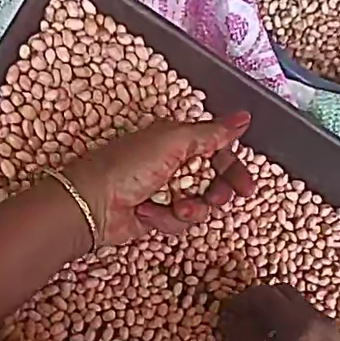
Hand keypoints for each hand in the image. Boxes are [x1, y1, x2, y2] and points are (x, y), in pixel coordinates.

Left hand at [63, 112, 255, 245]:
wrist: (94, 204)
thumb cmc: (127, 167)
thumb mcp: (174, 142)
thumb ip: (212, 133)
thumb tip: (243, 118)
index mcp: (178, 139)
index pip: (218, 152)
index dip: (233, 169)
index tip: (246, 187)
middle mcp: (173, 163)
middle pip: (213, 182)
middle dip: (214, 194)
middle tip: (213, 199)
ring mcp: (165, 191)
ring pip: (199, 206)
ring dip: (188, 209)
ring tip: (174, 208)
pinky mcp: (157, 215)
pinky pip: (178, 222)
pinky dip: (166, 220)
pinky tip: (147, 213)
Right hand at [220, 284, 339, 340]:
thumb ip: (241, 336)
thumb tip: (233, 317)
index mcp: (298, 325)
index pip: (265, 295)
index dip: (242, 300)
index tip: (228, 311)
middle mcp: (318, 319)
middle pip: (283, 292)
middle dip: (260, 300)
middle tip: (241, 318)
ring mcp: (330, 329)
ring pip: (296, 303)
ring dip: (275, 310)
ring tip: (257, 332)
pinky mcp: (334, 340)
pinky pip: (307, 317)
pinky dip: (289, 320)